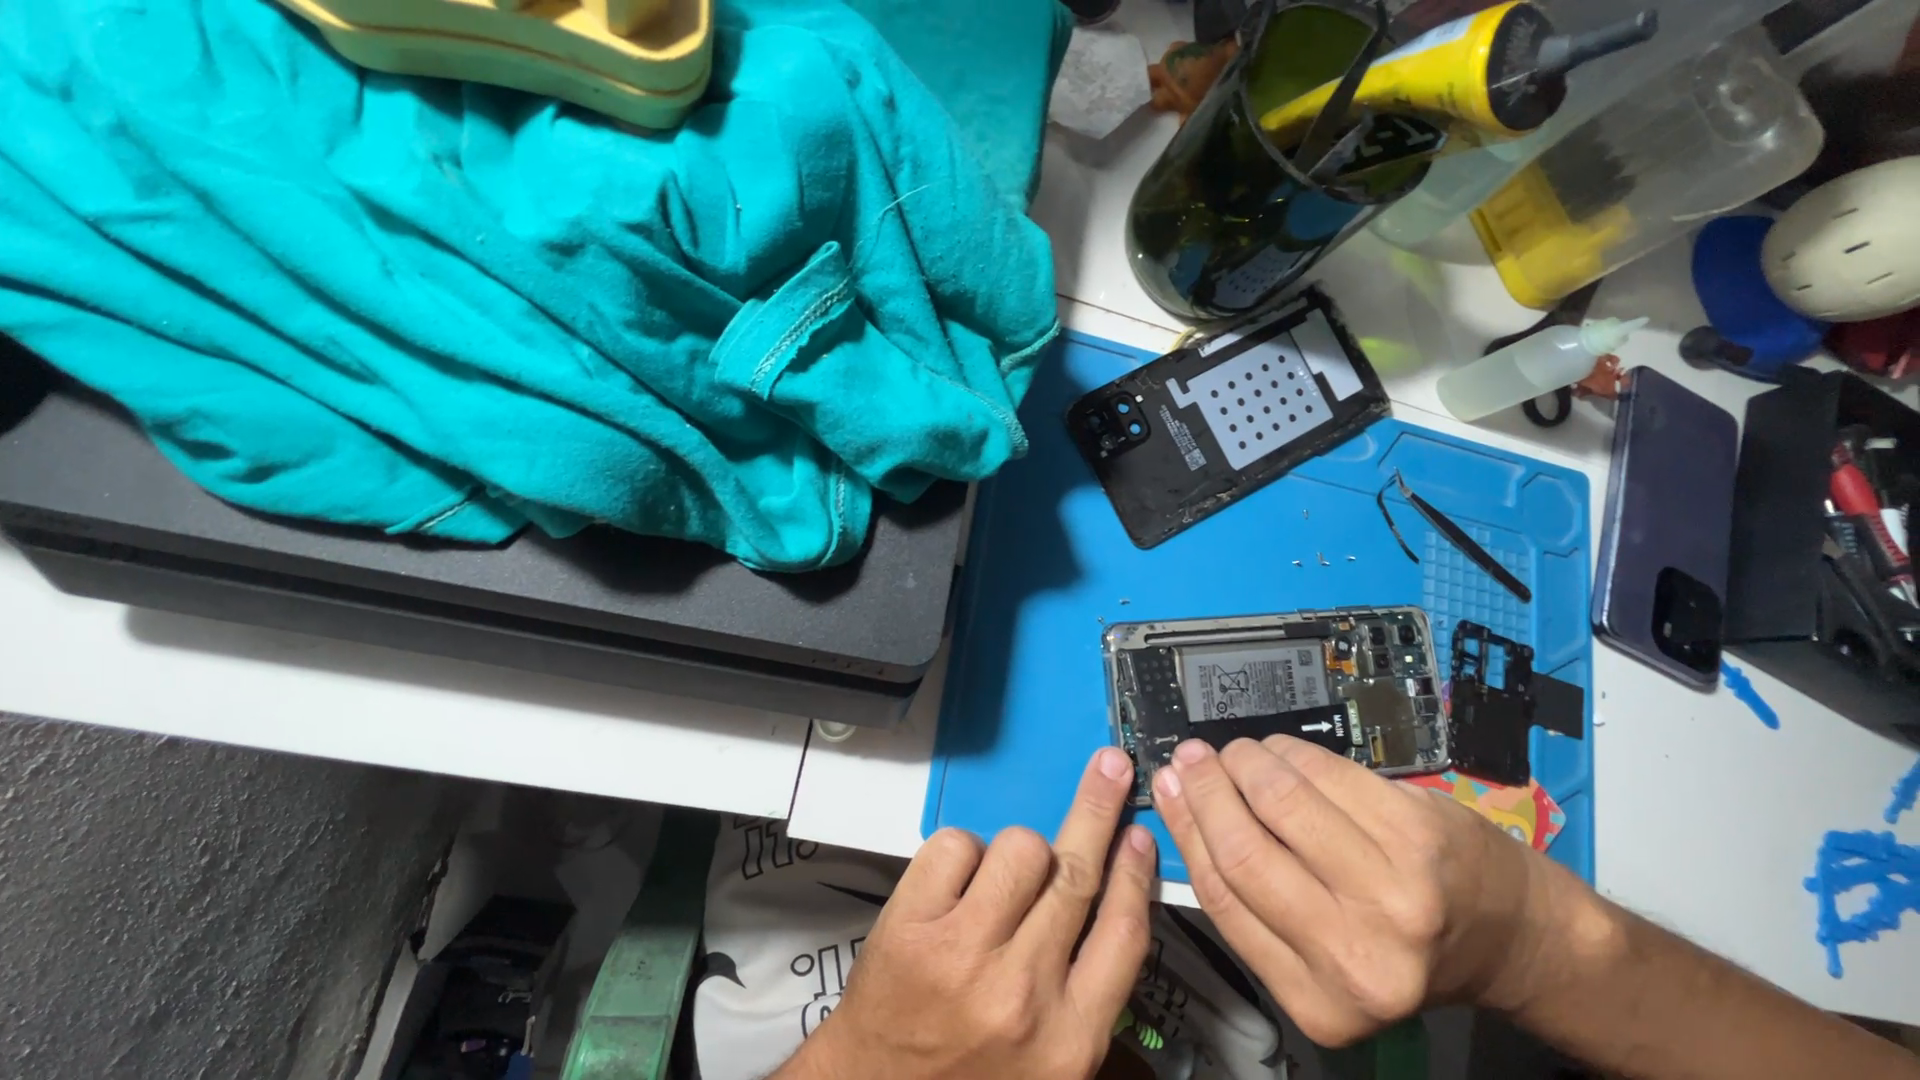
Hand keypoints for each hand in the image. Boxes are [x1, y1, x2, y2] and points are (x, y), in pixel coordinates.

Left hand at [777, 747, 1157, 1079]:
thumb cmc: (974, 1072)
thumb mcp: (1052, 1058)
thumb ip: (1088, 989)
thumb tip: (1113, 889)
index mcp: (1070, 1036)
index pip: (1122, 933)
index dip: (1134, 873)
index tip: (1138, 833)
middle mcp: (1022, 991)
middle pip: (1074, 874)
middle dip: (1097, 810)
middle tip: (1110, 766)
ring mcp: (961, 953)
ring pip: (1018, 848)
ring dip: (1019, 850)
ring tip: (1000, 882)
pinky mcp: (909, 925)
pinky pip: (955, 845)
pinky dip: (962, 850)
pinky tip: (956, 884)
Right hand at [1153, 736, 1563, 1046]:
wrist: (1511, 934)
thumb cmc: (1403, 944)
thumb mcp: (1319, 954)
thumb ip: (1252, 899)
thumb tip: (1181, 809)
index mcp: (1320, 1001)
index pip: (1224, 897)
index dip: (1186, 832)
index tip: (1167, 790)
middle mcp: (1357, 955)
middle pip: (1244, 850)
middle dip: (1206, 791)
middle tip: (1189, 758)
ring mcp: (1393, 889)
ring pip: (1280, 800)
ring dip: (1244, 762)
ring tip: (1234, 753)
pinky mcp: (1417, 832)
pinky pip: (1326, 773)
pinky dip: (1288, 752)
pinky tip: (1278, 751)